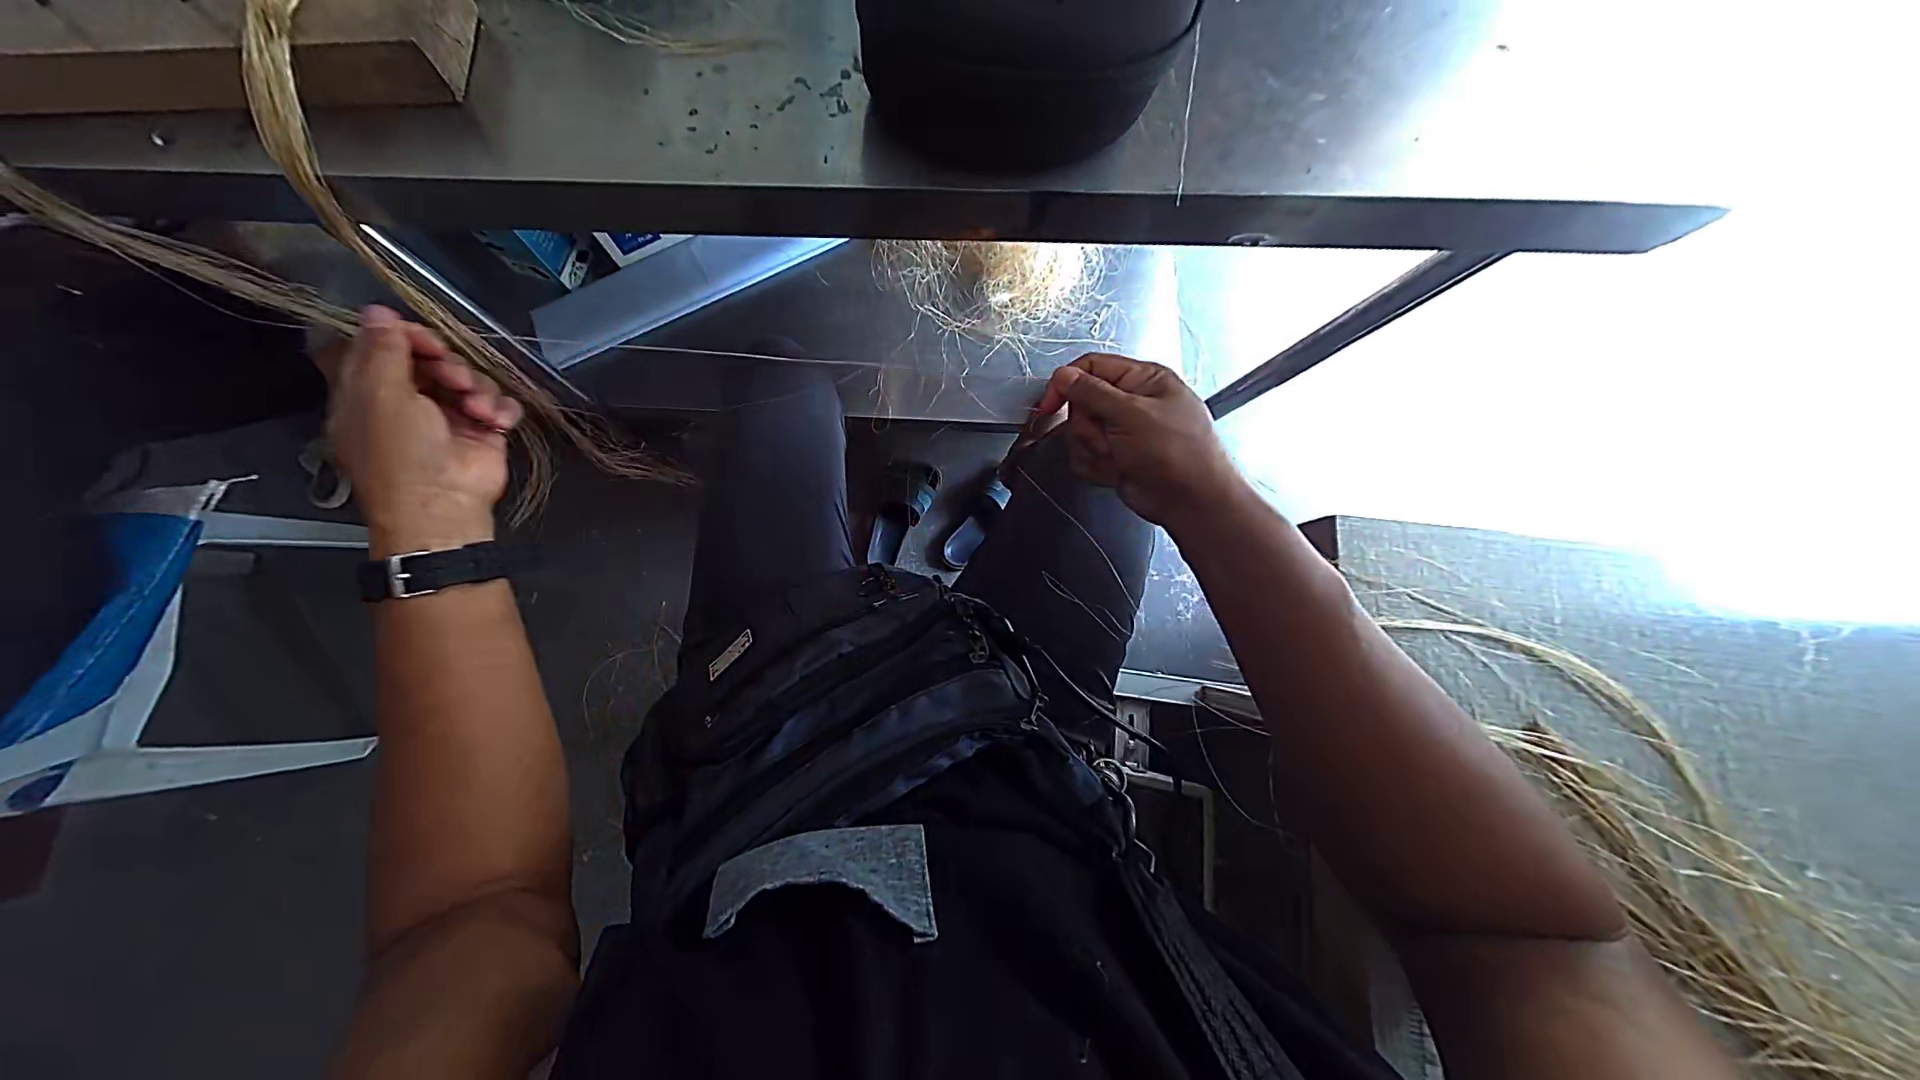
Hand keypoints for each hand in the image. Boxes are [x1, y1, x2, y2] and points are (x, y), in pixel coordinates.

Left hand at [323, 306, 524, 556]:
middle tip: (453, 377)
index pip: (381, 348)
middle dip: (447, 363)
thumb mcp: (380, 394)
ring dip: (478, 387)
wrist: (444, 504)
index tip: (423, 340)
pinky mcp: (485, 432)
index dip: (402, 337)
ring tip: (477, 408)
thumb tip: (379, 311)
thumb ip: (383, 349)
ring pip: (470, 379)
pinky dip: (502, 408)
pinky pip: (500, 404)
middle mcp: (407, 401)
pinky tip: (497, 421)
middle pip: (431, 360)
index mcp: (368, 391)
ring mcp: (449, 417)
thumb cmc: (401, 452)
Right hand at [1033, 353, 1246, 530]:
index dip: (1065, 384)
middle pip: (1080, 404)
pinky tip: (1119, 471)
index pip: (1090, 367)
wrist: (1190, 501)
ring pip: (1079, 434)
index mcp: (1142, 379)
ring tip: (1119, 458)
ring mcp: (1122, 431)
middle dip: (1088, 428)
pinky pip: (1086, 456)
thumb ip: (1091, 392)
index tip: (1049, 404)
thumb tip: (1064, 376)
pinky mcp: (1115, 455)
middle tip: (1108, 439)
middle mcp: (1131, 402)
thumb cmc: (1178, 453)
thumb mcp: (1131, 414)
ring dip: (1093, 450)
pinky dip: (1097, 466)